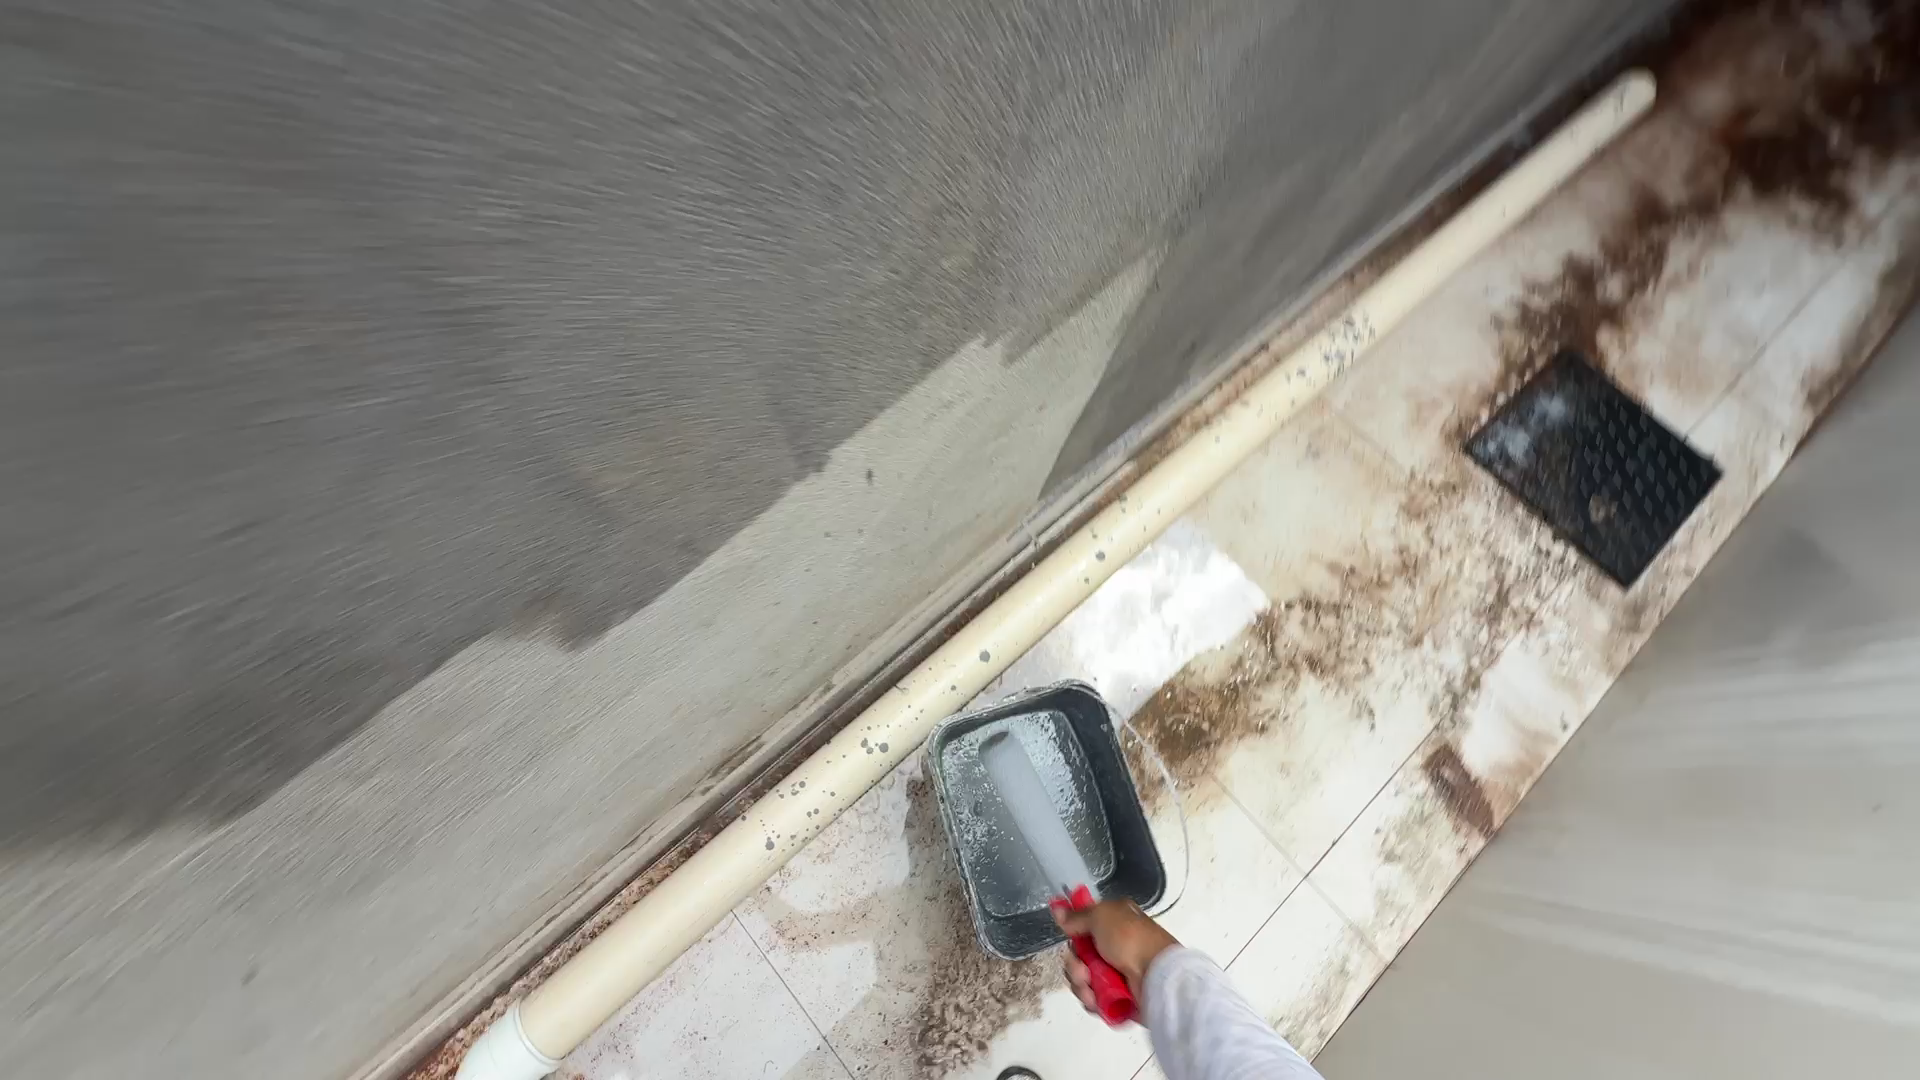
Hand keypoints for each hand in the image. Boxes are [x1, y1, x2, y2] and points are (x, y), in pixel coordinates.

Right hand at [1052, 898, 1178, 1013]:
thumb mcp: (1101, 916)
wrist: (1157, 977)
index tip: (1066, 933)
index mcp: (1113, 921)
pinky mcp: (1117, 997)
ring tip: (1089, 987)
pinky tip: (1094, 1000)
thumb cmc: (1130, 939)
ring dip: (1080, 983)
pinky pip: (1093, 998)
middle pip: (1079, 954)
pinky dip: (1090, 1000)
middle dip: (1073, 963)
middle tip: (1081, 969)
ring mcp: (1115, 973)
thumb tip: (1058, 909)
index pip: (1084, 924)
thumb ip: (1077, 916)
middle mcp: (1114, 945)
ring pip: (1082, 978)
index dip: (1073, 930)